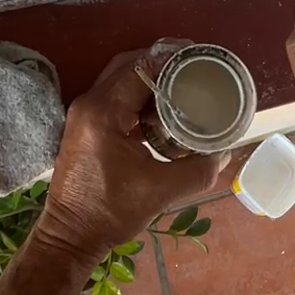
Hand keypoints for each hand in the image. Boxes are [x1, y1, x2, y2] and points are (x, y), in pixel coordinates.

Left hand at [34, 47, 230, 261]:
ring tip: (182, 84)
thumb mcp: (161, 191)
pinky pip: (115, 96)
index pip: (141, 68)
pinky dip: (138, 95)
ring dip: (149, 77)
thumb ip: (198, 169)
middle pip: (129, 65)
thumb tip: (225, 152)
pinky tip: (162, 108)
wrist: (69, 237)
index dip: (170, 58)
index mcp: (104, 111)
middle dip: (161, 61)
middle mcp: (90, 103)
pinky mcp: (86, 125)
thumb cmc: (110, 213)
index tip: (197, 57)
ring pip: (121, 79)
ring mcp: (84, 113)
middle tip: (192, 66)